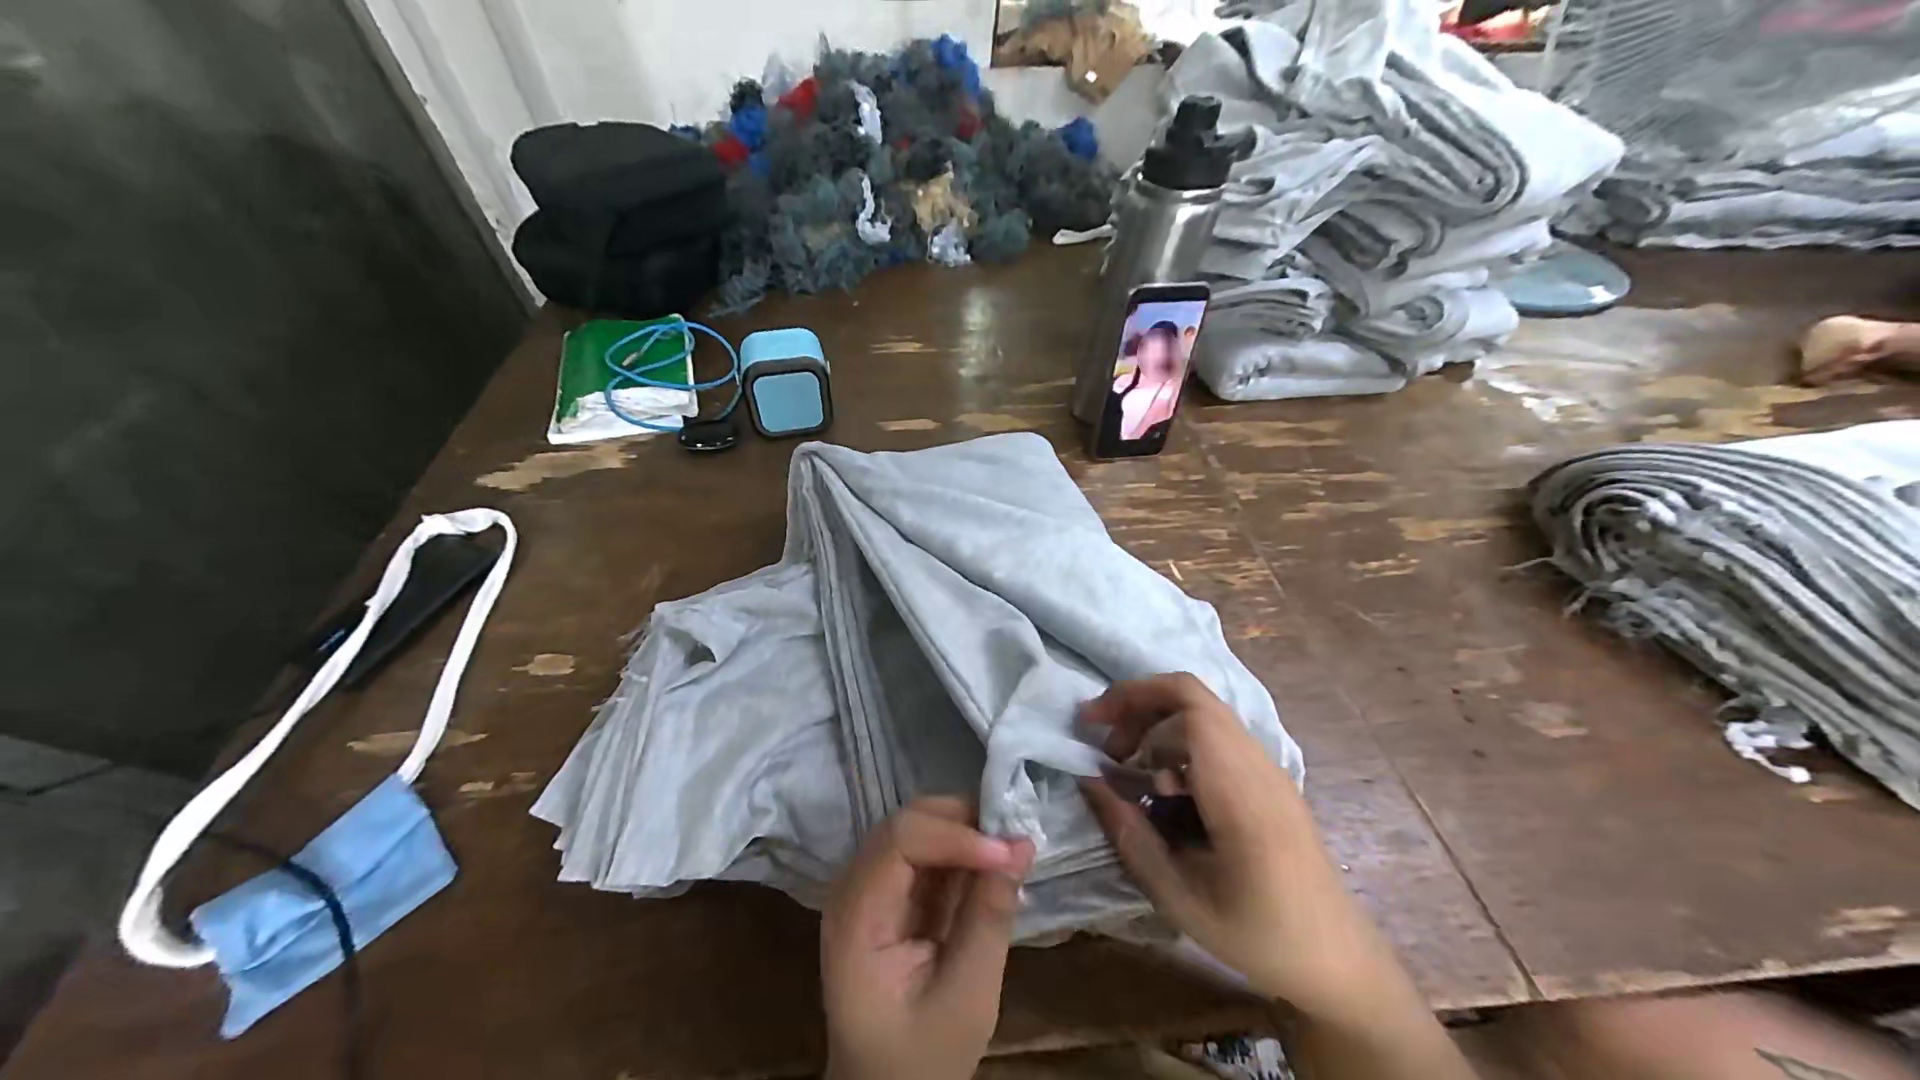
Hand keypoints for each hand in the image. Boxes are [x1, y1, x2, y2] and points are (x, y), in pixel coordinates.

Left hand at [820, 797, 1035, 1079]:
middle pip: (906, 823)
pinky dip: (963, 853)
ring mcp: (870, 889)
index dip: (954, 835)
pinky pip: (928, 854)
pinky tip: (993, 867)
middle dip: (962, 822)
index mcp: (855, 916)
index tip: (1006, 852)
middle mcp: (854, 888)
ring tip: (1011, 851)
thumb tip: (1021, 846)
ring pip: (919, 829)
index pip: (899, 840)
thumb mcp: (966, 999)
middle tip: (1014, 839)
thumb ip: (989, 919)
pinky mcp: (891, 896)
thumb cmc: (920, 1059)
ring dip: (966, 832)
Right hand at [1077, 674, 1382, 1017]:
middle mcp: (1258, 765)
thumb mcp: (1175, 894)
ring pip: (1204, 711)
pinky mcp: (1270, 776)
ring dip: (1158, 724)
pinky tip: (1166, 787)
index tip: (1093, 727)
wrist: (1335, 956)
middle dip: (1138, 704)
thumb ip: (1128, 831)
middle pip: (1192, 696)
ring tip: (1131, 769)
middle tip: (1107, 745)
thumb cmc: (1254, 933)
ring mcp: (1269, 767)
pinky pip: (1218, 734)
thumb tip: (1089, 778)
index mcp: (1239, 792)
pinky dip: (1179, 741)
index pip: (1187, 709)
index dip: (1133, 701)